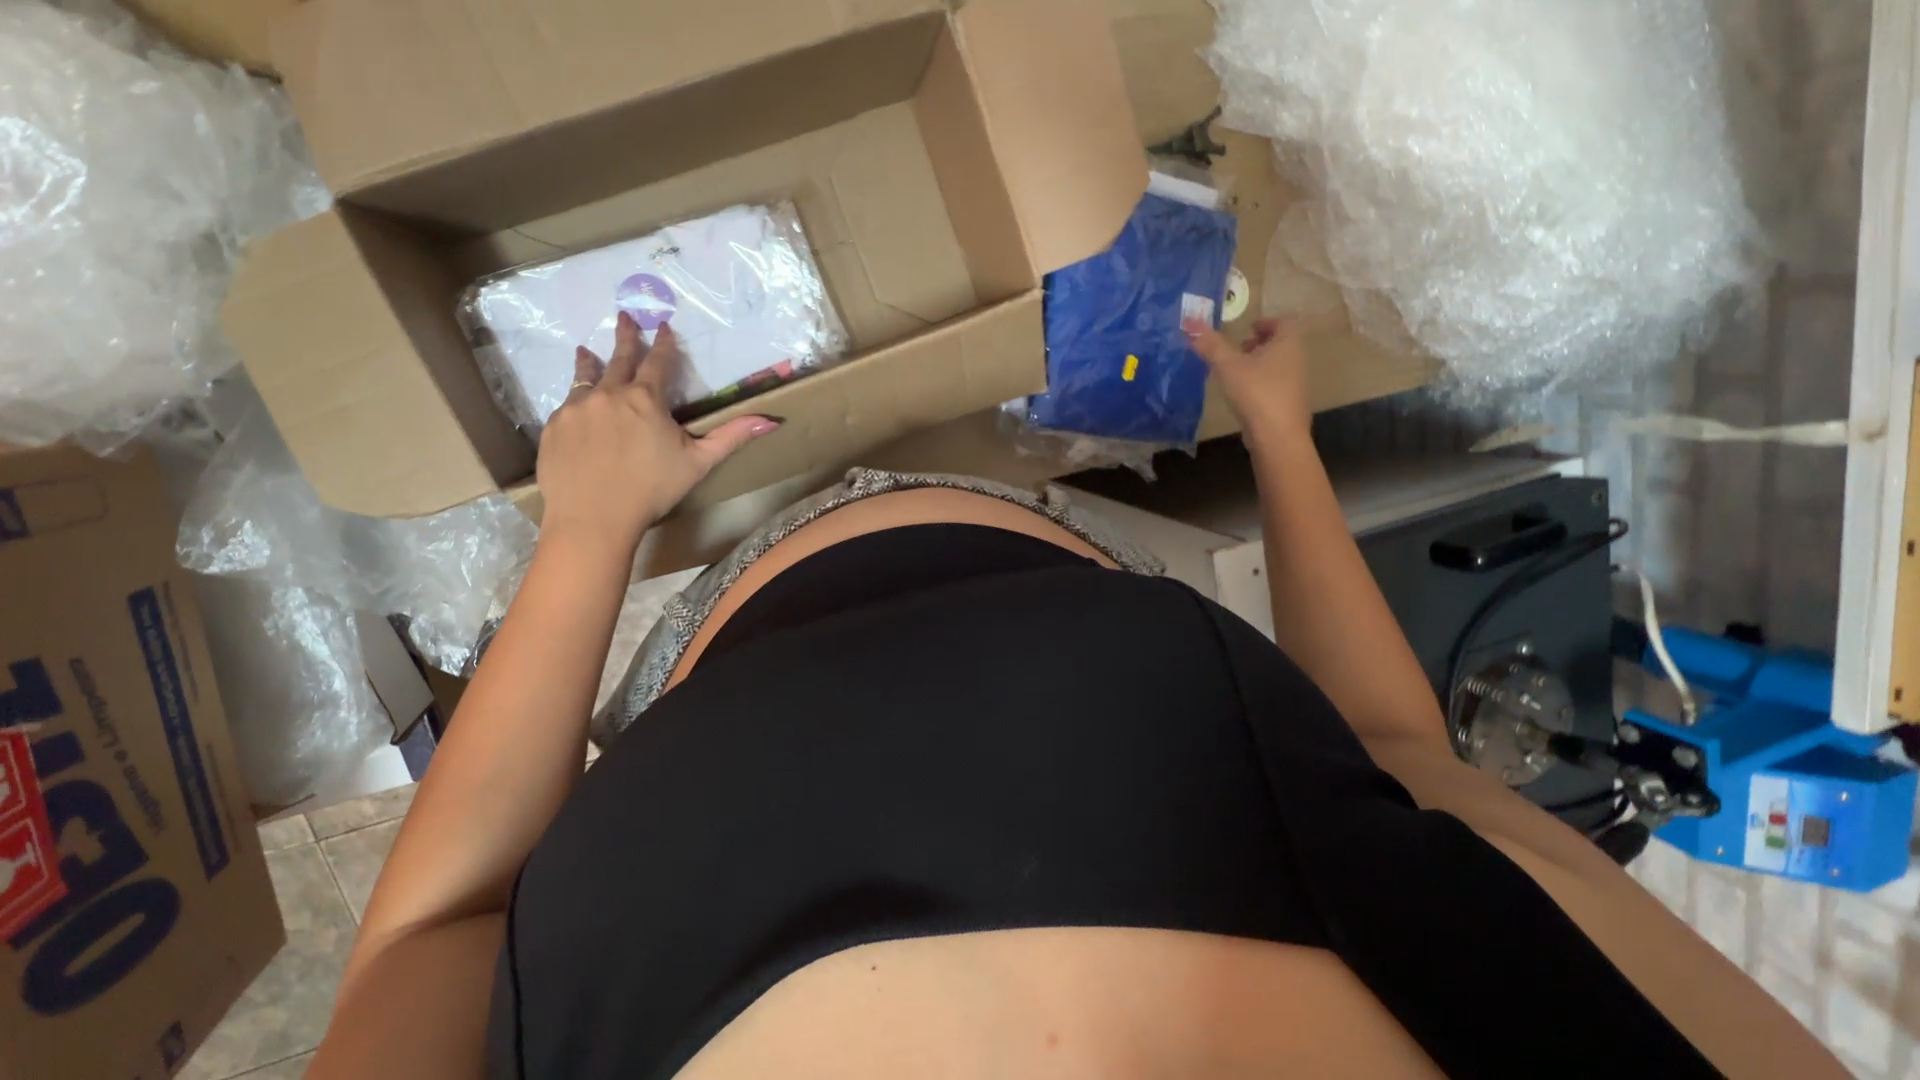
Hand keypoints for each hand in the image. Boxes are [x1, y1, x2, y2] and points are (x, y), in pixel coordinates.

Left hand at [536, 312, 779, 553]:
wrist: (593, 518)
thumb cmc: (651, 490)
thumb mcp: (698, 463)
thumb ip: (731, 437)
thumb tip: (771, 420)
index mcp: (645, 399)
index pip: (658, 362)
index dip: (663, 344)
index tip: (662, 326)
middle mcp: (609, 394)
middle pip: (618, 358)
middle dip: (625, 337)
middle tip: (624, 316)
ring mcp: (577, 408)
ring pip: (585, 377)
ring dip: (589, 362)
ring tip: (584, 350)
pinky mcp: (555, 426)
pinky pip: (568, 406)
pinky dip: (576, 401)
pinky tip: (577, 408)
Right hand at [1185, 317, 1310, 439]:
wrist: (1278, 436)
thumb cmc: (1256, 392)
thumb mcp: (1228, 365)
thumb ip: (1210, 345)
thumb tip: (1190, 324)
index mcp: (1288, 343)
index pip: (1284, 322)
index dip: (1266, 322)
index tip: (1249, 329)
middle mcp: (1297, 359)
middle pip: (1281, 344)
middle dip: (1260, 343)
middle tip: (1239, 349)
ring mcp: (1296, 383)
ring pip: (1279, 365)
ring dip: (1259, 364)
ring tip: (1236, 373)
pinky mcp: (1290, 404)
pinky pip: (1276, 384)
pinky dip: (1261, 383)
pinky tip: (1243, 396)